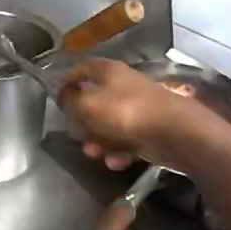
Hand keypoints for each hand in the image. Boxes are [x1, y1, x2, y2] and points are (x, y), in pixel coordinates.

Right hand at [58, 58, 210, 171]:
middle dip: (83, 121)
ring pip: (109, 124)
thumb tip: (65, 98)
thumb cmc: (126, 112)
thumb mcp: (87, 105)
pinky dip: (119, 151)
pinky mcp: (149, 129)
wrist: (174, 132)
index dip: (66, 80)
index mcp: (109, 71)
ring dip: (98, 141)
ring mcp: (138, 108)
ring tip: (94, 154)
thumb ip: (70, 102)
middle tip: (76, 134)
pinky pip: (126, 140)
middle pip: (94, 101)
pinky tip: (116, 161)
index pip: (82, 68)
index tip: (56, 96)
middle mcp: (124, 86)